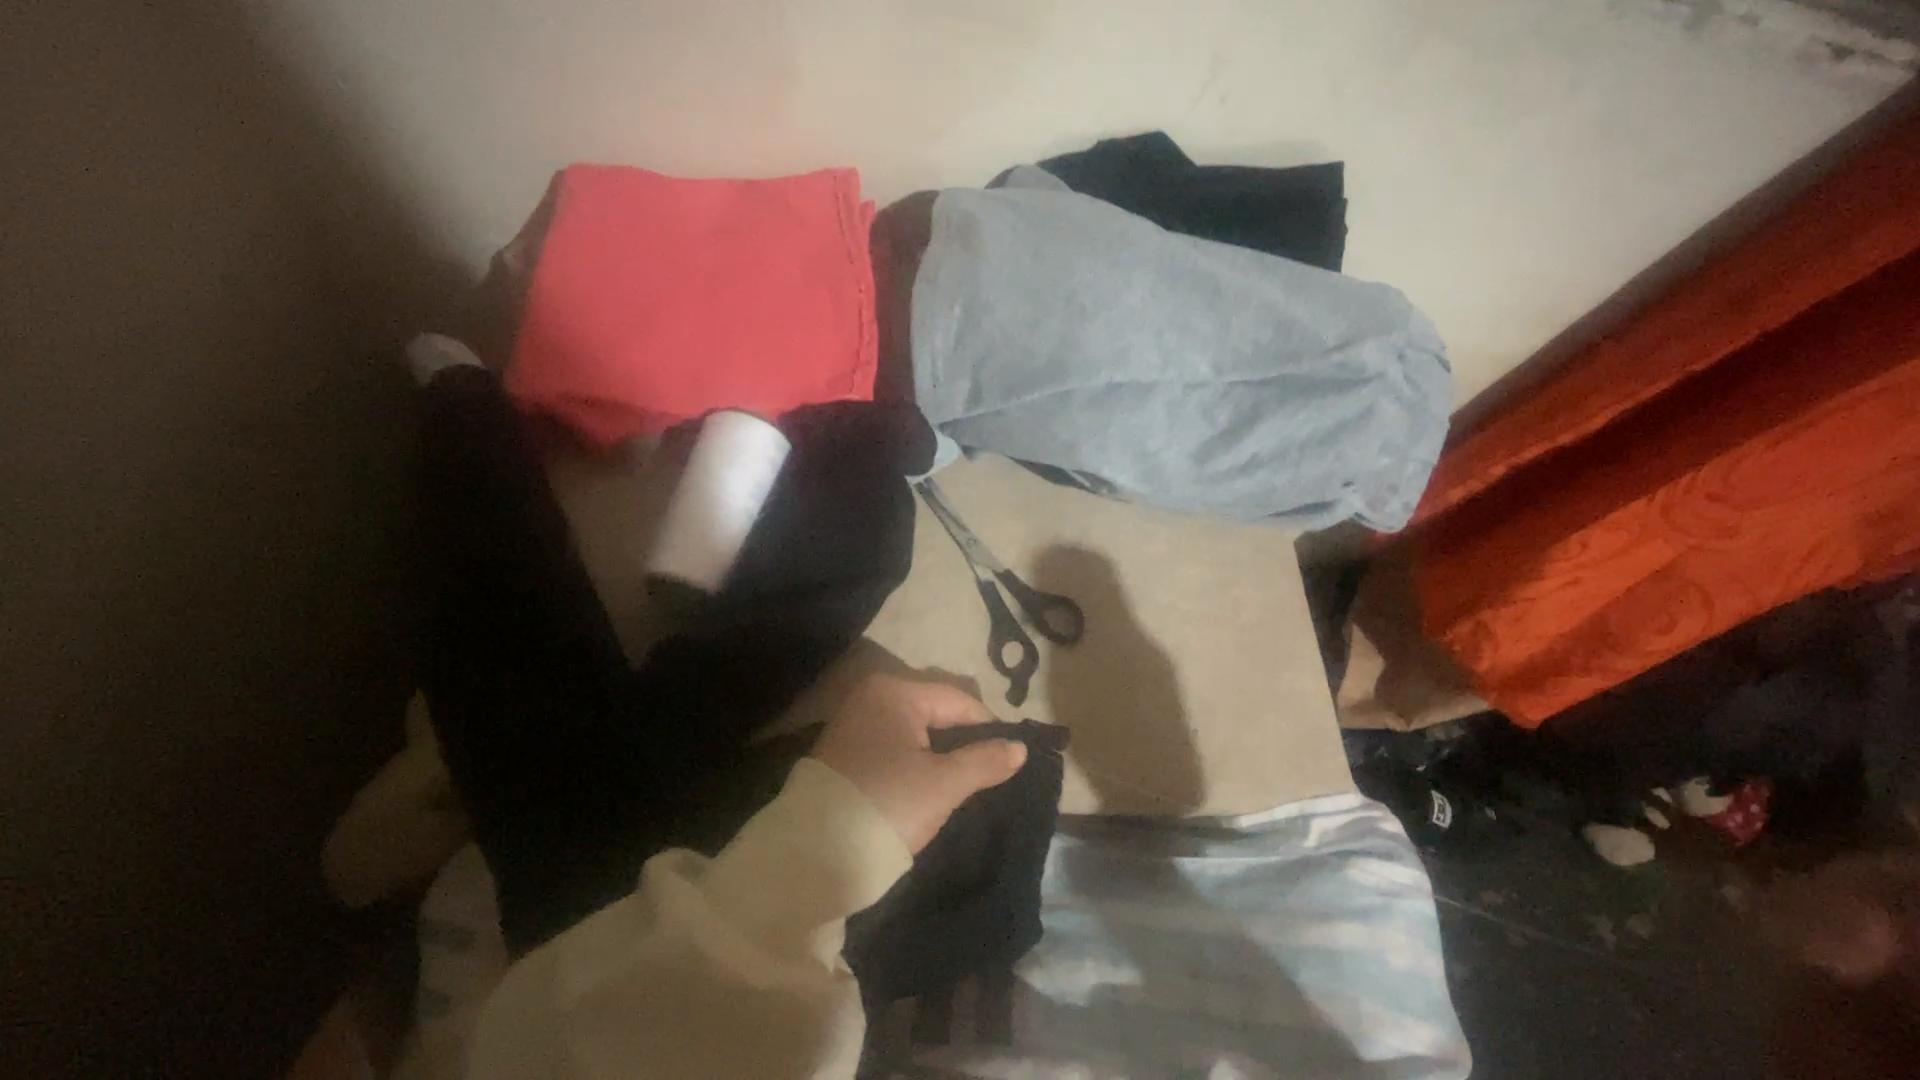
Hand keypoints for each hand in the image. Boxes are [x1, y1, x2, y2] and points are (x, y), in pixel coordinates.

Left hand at [810, 675, 1027, 852]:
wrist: (816, 852)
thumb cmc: (889, 804)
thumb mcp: (944, 784)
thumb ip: (985, 760)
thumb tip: (1019, 748)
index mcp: (894, 691)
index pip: (959, 701)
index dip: (990, 729)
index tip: (1012, 758)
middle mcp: (870, 696)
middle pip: (936, 712)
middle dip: (963, 740)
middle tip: (990, 772)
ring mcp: (853, 723)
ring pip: (915, 732)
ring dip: (939, 754)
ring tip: (964, 782)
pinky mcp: (844, 751)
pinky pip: (894, 746)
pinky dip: (915, 761)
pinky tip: (929, 786)